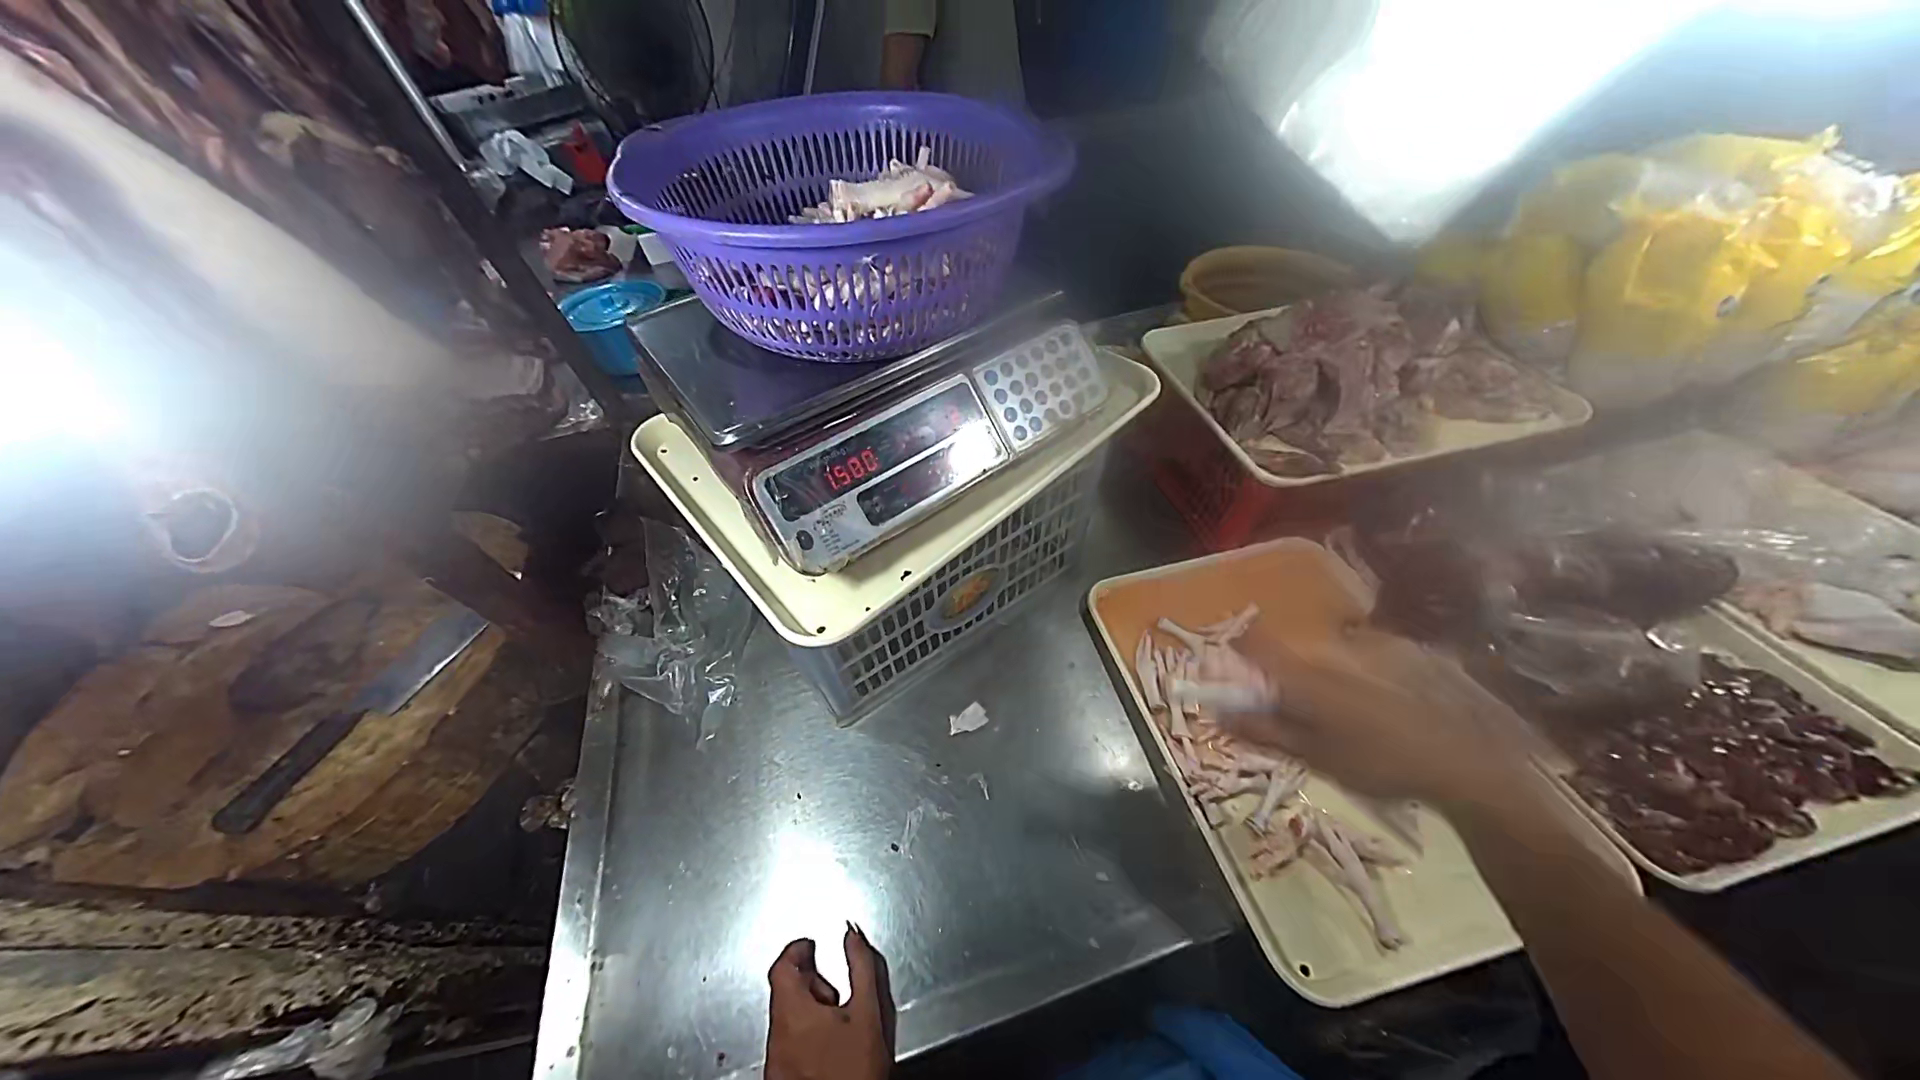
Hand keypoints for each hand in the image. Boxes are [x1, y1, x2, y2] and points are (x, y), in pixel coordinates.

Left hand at [766, 924, 894, 1079]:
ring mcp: (775, 1062)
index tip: (811, 945)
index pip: (781, 966)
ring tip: (836, 1020)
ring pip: (785, 1019)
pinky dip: (802, 1033)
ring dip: (806, 1008)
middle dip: (808, 981)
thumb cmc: (856, 1071)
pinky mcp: (779, 1079)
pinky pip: (785, 1043)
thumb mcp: (867, 1011)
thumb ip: (860, 966)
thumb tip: (852, 936)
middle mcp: (777, 1037)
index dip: (796, 950)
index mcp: (793, 1012)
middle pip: (783, 992)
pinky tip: (827, 1044)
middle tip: (832, 988)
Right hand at [1221, 626, 1533, 807]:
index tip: (1222, 681)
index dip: (1230, 654)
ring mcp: (1351, 662)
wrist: (1457, 763)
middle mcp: (1323, 658)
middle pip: (1275, 654)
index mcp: (1302, 675)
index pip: (1252, 643)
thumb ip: (1262, 731)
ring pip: (1302, 664)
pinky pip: (1328, 671)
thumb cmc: (1375, 762)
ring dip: (1288, 688)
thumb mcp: (1311, 755)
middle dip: (1259, 679)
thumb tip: (1217, 714)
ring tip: (1303, 726)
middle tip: (1263, 717)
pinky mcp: (1376, 671)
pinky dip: (1317, 690)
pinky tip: (1337, 722)